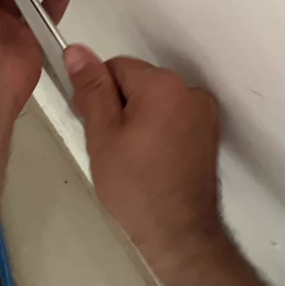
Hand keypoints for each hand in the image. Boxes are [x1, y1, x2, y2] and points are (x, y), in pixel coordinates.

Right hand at [63, 46, 222, 253]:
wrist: (178, 234)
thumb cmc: (136, 188)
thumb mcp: (102, 134)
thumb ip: (91, 88)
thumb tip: (77, 51)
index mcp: (164, 86)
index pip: (116, 66)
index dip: (97, 93)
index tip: (90, 122)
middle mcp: (190, 92)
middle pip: (137, 81)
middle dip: (117, 105)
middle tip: (106, 144)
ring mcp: (203, 114)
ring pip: (153, 100)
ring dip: (136, 118)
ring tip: (127, 156)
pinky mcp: (207, 134)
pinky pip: (171, 117)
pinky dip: (155, 129)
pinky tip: (145, 159)